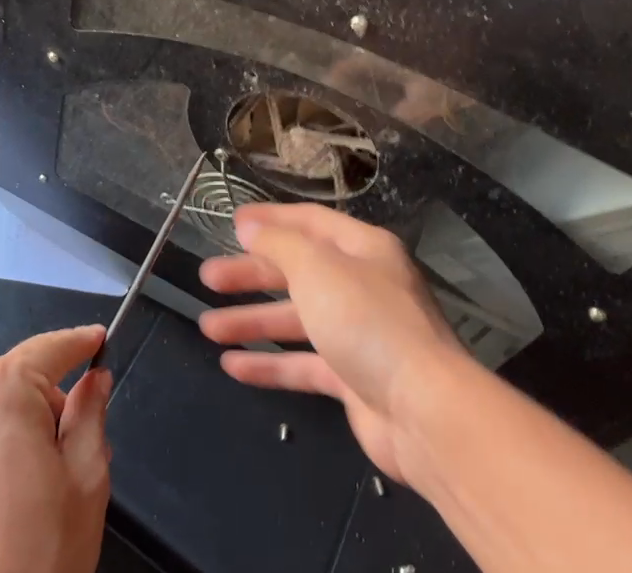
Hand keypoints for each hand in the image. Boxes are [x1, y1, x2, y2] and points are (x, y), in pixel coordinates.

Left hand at [0, 325, 112, 572]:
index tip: (97, 339)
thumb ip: (91, 413)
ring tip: (29, 489)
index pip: (47, 350)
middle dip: (44, 407)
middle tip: (66, 460)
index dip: (77, 343)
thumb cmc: (38, 551)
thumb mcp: (85, 477)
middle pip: (14, 382)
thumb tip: (95, 379)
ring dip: (11, 429)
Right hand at [199, 204, 469, 482]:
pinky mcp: (353, 380)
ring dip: (251, 321)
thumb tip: (249, 226)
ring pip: (295, 320)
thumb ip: (277, 244)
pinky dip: (269, 364)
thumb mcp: (315, 267)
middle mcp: (363, 287)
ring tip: (208, 327)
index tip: (230, 222)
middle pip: (297, 272)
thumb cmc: (367, 322)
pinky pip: (303, 364)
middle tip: (207, 278)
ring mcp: (359, 336)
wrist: (424, 411)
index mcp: (363, 251)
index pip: (310, 222)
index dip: (269, 219)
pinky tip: (232, 366)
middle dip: (250, 275)